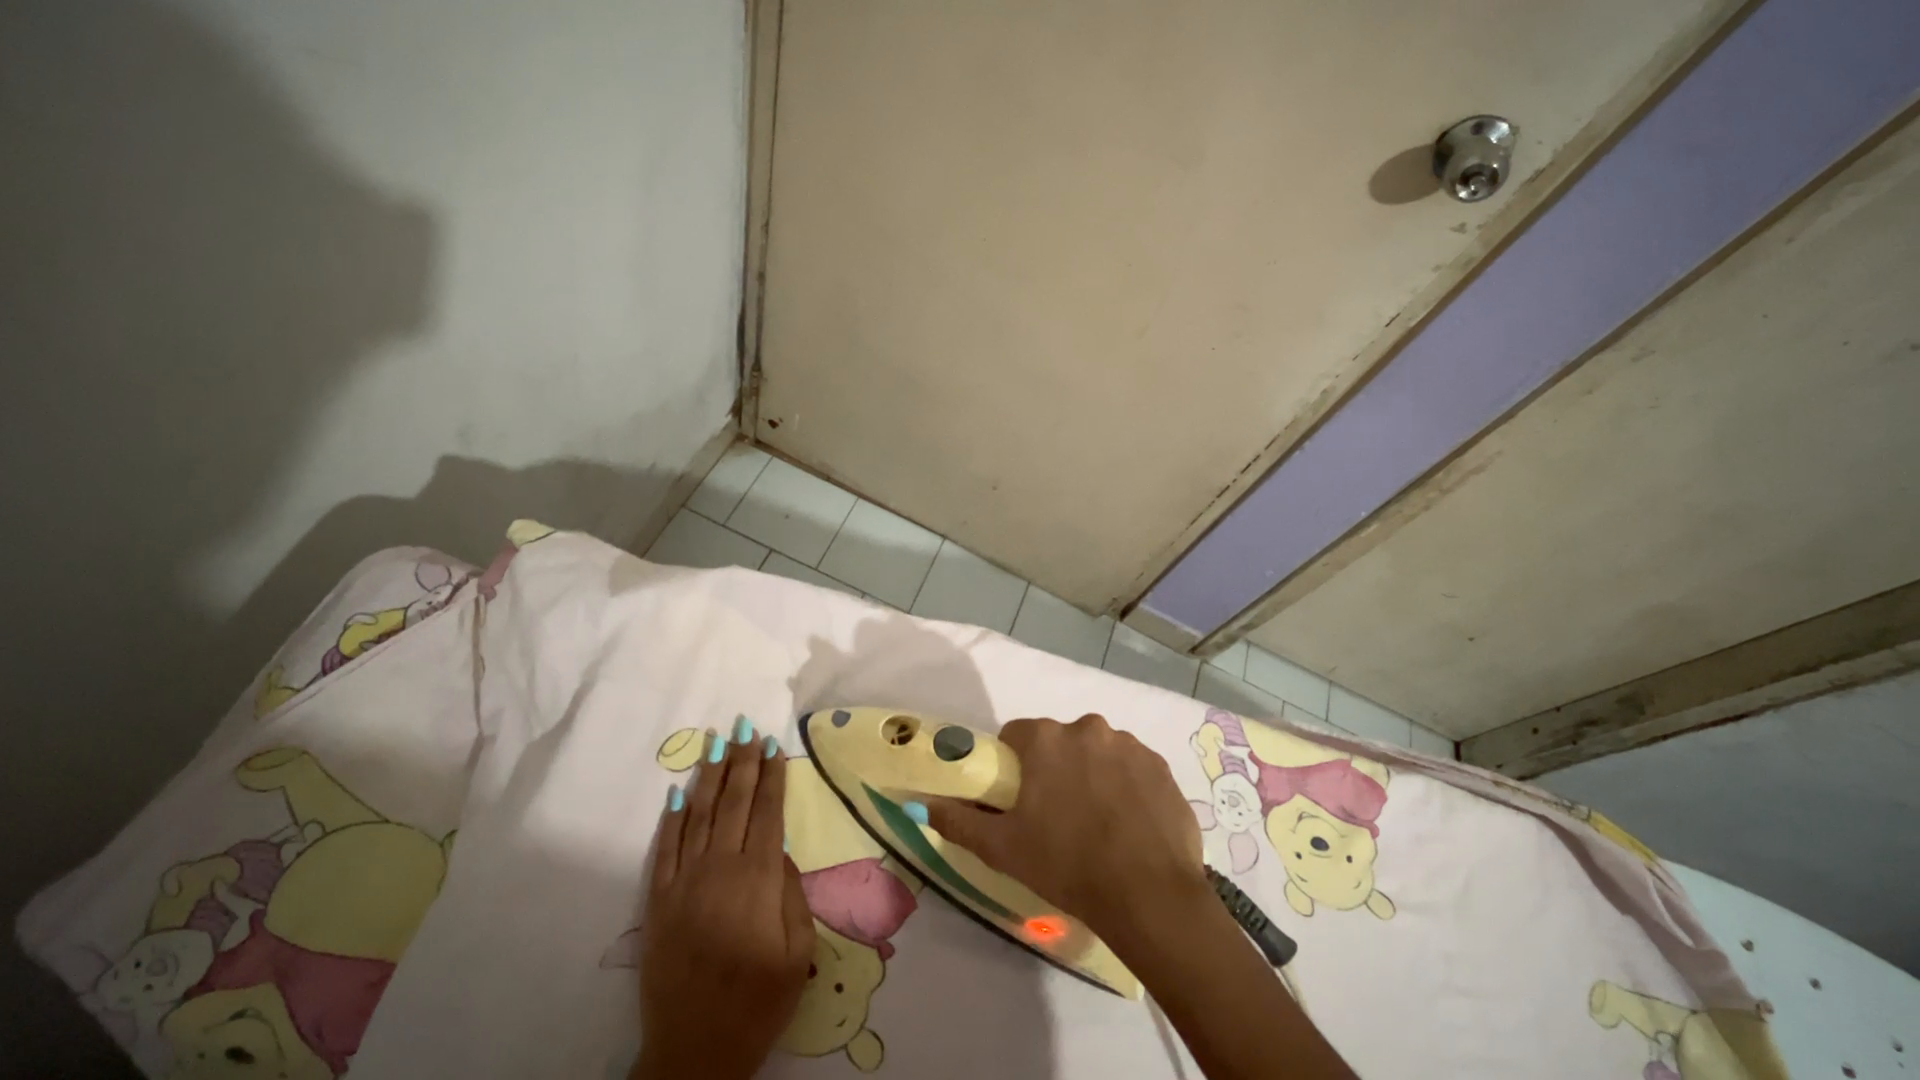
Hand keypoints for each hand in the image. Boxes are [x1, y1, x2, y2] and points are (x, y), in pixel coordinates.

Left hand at [632, 725, 813, 1079]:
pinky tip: (679, 794)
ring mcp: (683, 883)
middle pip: (734, 804)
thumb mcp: (798, 953)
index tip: (774, 746)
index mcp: (758, 881)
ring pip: (699, 816)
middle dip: (743, 764)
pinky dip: (672, 818)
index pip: (767, 814)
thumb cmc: (759, 1003)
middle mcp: (719, 870)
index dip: (772, 778)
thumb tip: (780, 854)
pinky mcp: (657, 901)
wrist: (696, 1048)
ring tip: (718, 745)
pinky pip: (665, 848)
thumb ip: (792, 896)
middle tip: (747, 729)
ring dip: (710, 778)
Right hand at [923, 714, 1207, 942]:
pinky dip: (1126, 788)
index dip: (1011, 765)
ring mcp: (1131, 746)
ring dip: (1091, 776)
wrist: (1148, 894)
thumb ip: (958, 819)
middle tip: (1054, 817)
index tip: (1016, 799)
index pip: (1016, 735)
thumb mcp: (1002, 848)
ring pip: (1098, 753)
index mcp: (1046, 739)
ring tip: (1094, 825)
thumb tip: (921, 803)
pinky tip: (1126, 827)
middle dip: (1054, 769)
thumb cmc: (1065, 865)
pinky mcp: (1163, 768)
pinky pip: (1133, 770)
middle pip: (1060, 742)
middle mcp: (1089, 729)